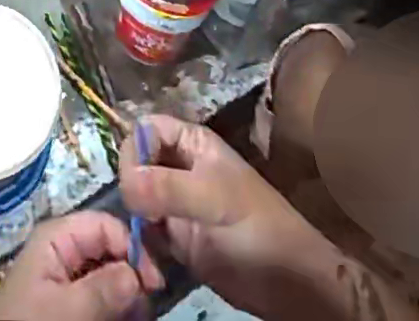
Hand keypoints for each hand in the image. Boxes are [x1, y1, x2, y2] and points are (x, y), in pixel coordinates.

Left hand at [0, 212, 163, 320]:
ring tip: (134, 317)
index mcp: (57, 236)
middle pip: (110, 250)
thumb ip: (101, 289)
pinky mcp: (70, 301)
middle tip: (145, 308)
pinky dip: (116, 308)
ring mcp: (68, 277)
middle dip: (131, 276)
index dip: (132, 247)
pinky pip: (102, 297)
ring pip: (110, 276)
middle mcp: (64, 249)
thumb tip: (137, 273)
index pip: (105, 224)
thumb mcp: (64, 310)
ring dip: (127, 296)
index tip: (155, 283)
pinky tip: (123, 319)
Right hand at [122, 115, 348, 320]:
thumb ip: (169, 187)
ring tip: (138, 245)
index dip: (136, 150)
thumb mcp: (216, 201)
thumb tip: (125, 182)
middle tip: (140, 218)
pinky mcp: (174, 236)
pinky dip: (140, 244)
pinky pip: (143, 230)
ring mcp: (174, 202)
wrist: (293, 288)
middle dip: (130, 189)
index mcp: (191, 144)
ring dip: (132, 220)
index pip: (145, 129)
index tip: (136, 181)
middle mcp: (178, 166)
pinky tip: (148, 262)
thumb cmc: (260, 230)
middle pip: (134, 162)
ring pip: (135, 197)